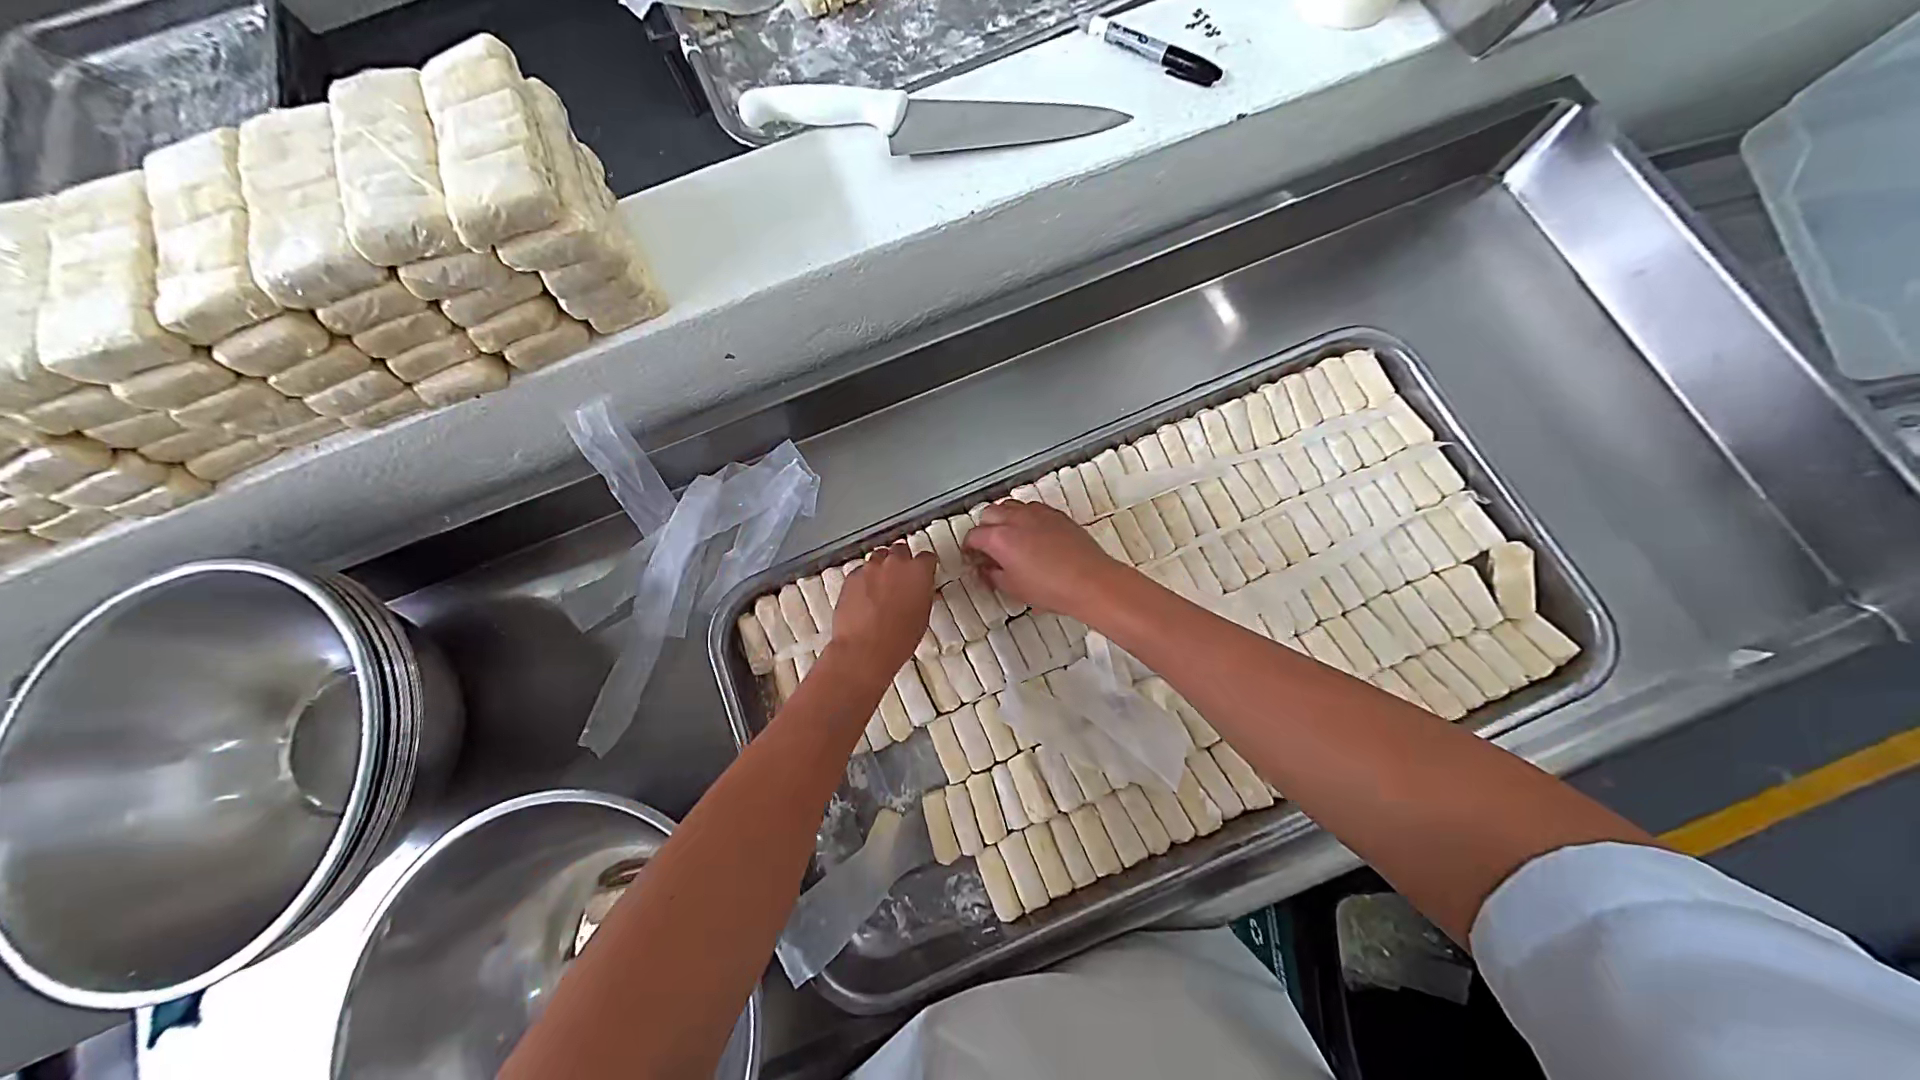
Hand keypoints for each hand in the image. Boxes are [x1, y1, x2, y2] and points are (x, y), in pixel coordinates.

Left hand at [826, 543, 934, 681]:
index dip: (925, 565)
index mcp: (919, 572)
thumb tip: (920, 594)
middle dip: (901, 561)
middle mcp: (895, 563)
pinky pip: (860, 571)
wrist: (865, 649)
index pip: (927, 557)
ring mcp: (871, 568)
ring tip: (882, 587)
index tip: (923, 571)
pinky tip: (865, 597)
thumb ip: (922, 595)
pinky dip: (864, 579)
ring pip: (878, 557)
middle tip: (901, 578)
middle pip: (900, 550)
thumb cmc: (897, 639)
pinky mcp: (852, 577)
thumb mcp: (922, 617)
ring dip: (881, 568)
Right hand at [963, 500, 1127, 620]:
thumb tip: (987, 570)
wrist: (1089, 582)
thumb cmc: (1054, 587)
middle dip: (984, 528)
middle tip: (988, 546)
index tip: (973, 555)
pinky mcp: (1055, 514)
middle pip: (988, 513)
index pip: (973, 535)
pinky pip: (1032, 508)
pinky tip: (1031, 533)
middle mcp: (1015, 519)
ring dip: (1004, 518)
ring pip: (1010, 505)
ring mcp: (1037, 514)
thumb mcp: (1013, 588)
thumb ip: (993, 575)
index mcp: (999, 538)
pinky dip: (1025, 517)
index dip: (969, 547)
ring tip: (1009, 537)